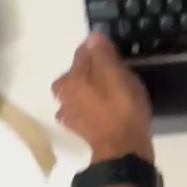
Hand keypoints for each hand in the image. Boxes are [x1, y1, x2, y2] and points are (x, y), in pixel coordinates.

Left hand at [52, 33, 154, 162]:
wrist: (123, 150)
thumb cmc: (122, 108)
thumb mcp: (117, 76)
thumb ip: (103, 55)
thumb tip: (93, 36)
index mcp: (71, 79)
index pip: (82, 54)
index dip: (99, 48)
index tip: (114, 49)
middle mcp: (64, 96)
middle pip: (75, 75)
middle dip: (89, 71)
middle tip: (112, 71)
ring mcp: (70, 115)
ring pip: (78, 94)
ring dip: (89, 89)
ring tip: (110, 90)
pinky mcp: (81, 130)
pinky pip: (84, 110)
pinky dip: (93, 106)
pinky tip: (106, 109)